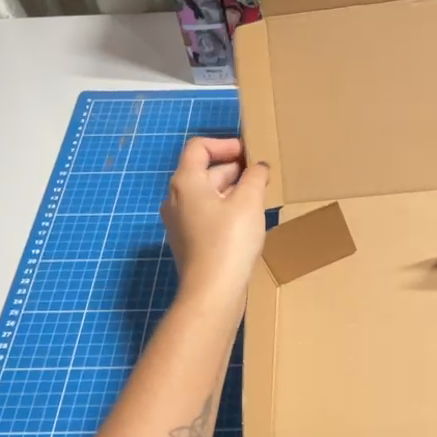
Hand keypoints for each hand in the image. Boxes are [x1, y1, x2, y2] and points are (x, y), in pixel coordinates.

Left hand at [161, 138, 269, 310]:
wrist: (212, 292)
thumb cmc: (230, 241)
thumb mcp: (249, 202)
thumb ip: (255, 176)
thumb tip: (258, 167)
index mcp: (185, 182)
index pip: (199, 147)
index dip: (225, 144)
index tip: (250, 154)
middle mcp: (175, 198)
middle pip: (203, 170)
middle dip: (233, 169)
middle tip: (261, 176)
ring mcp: (179, 222)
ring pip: (206, 195)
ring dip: (231, 190)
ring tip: (258, 197)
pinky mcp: (188, 242)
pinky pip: (206, 215)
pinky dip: (225, 210)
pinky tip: (246, 222)